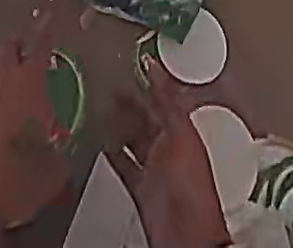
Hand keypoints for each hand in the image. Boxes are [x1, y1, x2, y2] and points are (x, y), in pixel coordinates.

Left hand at [0, 25, 70, 235]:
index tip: (52, 11)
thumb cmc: (15, 180)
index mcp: (30, 85)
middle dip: (16, 45)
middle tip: (24, 49)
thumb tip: (62, 161)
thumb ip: (60, 157)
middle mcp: (1, 83)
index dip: (48, 26)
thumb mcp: (52, 172)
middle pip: (6, 47)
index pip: (42, 45)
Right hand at [107, 61, 231, 247]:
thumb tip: (158, 67)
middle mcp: (167, 146)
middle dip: (128, 100)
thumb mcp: (182, 136)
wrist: (189, 239)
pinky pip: (123, 163)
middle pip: (144, 117)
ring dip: (117, 123)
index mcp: (181, 130)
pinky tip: (100, 140)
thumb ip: (168, 101)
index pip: (162, 98)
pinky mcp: (140, 187)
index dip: (148, 81)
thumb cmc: (193, 190)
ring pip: (131, 138)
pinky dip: (111, 151)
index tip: (133, 62)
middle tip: (109, 82)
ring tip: (99, 104)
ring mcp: (153, 167)